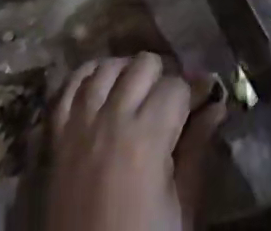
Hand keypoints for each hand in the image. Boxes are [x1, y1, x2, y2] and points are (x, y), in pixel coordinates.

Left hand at [44, 53, 226, 230]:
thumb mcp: (181, 206)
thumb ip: (197, 149)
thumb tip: (216, 108)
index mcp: (147, 138)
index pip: (177, 86)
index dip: (195, 90)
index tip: (206, 97)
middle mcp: (111, 120)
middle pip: (143, 64)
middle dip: (163, 76)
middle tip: (172, 101)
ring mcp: (78, 127)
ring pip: (106, 67)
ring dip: (127, 71)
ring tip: (139, 91)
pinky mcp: (55, 139)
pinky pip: (67, 88)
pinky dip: (87, 77)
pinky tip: (102, 85)